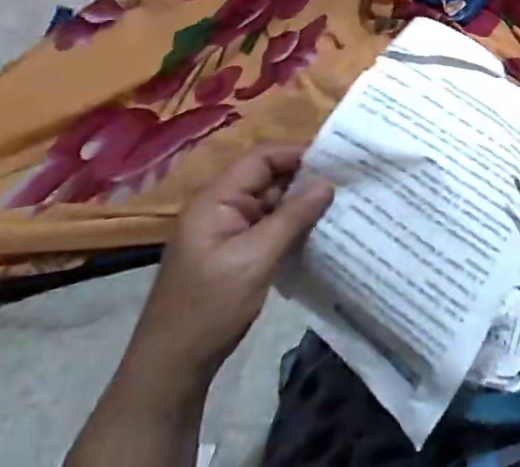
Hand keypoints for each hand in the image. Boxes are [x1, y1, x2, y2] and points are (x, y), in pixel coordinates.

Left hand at [126, 144, 334, 376]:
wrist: (172, 367)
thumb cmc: (210, 308)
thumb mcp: (256, 258)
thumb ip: (293, 216)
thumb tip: (328, 182)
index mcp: (215, 201)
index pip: (261, 158)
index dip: (298, 153)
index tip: (338, 159)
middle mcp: (220, 208)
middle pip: (267, 176)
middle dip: (305, 177)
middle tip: (347, 181)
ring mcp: (226, 230)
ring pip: (271, 201)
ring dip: (302, 201)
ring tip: (341, 202)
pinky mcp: (235, 251)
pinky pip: (269, 224)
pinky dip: (293, 223)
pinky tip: (319, 229)